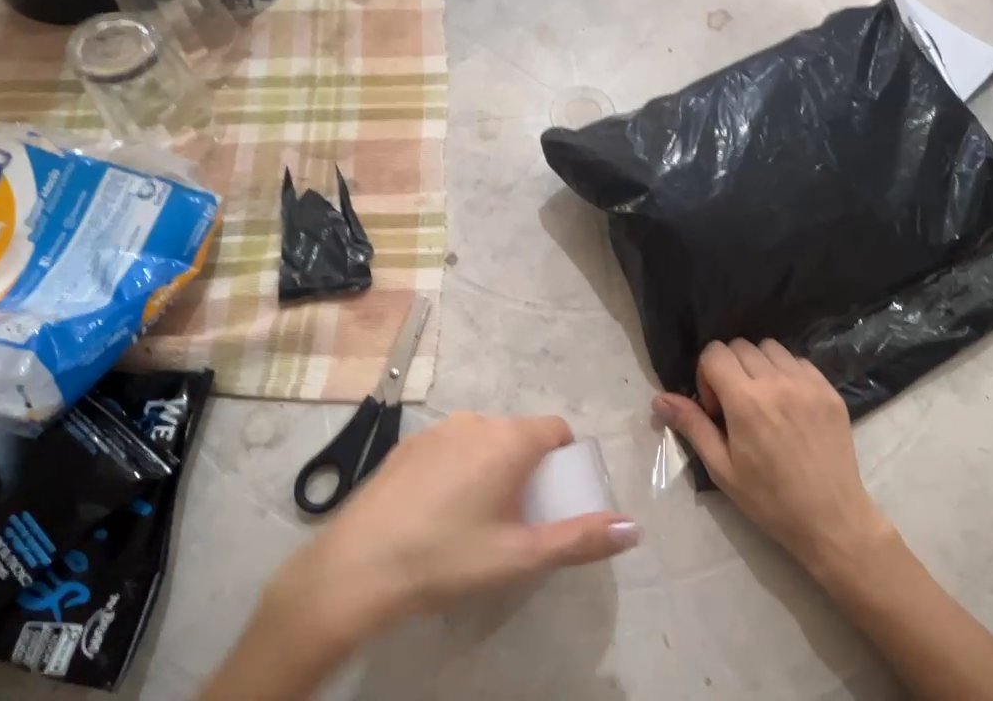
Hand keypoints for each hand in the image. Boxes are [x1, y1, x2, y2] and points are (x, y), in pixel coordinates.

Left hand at [264, 413, 640, 649]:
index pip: (557, 430)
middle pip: (520, 435)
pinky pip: (449, 448)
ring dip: (491, 467)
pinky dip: (456, 469)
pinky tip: (437, 512)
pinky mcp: (404, 446)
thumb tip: (635, 528)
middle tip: (516, 519)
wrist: (356, 570)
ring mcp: (435, 430)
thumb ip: (581, 539)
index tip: (553, 500)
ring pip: (483, 441)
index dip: (563, 463)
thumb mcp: (521, 556)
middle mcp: (476, 421)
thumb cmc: (448, 559)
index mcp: (510, 440)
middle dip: (527, 469)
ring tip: (475, 519)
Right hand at [653, 340, 892, 572]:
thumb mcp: (722, 468)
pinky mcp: (829, 390)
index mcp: (746, 401)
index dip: (706, 376)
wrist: (830, 518)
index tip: (716, 409)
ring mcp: (808, 383)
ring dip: (758, 366)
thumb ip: (692, 425)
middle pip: (740, 345)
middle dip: (729, 369)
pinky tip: (789, 405)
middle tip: (736, 407)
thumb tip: (659, 399)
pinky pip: (800, 361)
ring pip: (771, 348)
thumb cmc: (769, 500)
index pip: (715, 352)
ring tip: (763, 402)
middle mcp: (778, 381)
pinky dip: (787, 372)